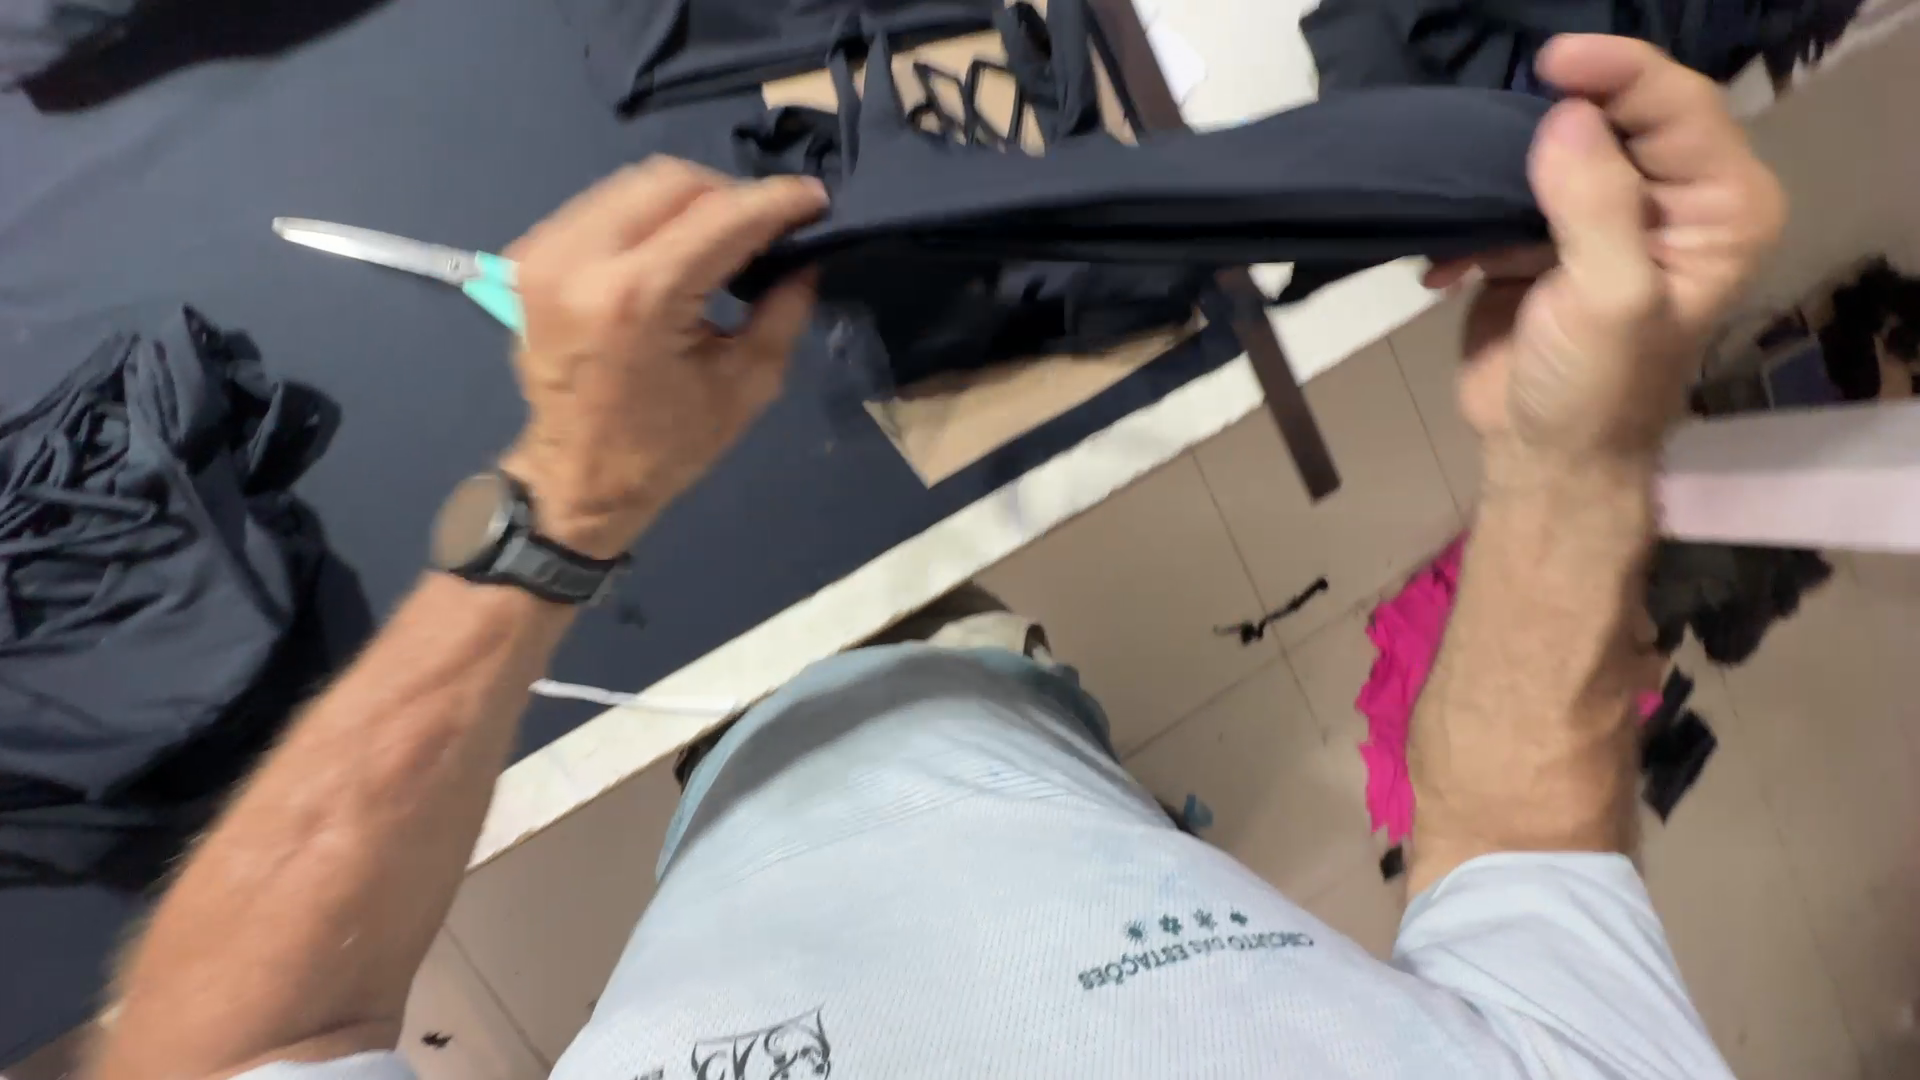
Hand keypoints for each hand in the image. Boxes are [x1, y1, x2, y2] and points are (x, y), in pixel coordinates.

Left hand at [499, 158, 827, 557]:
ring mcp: (546, 252)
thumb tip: (803, 259)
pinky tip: (678, 246)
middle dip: (733, 194)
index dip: (776, 201)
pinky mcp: (531, 255)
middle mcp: (582, 259)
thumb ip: (782, 312)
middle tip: (772, 224)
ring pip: (635, 183)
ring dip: (693, 200)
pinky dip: (652, 214)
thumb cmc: (668, 447)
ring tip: (730, 234)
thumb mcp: (747, 386)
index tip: (816, 199)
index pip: (720, 218)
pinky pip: (605, 205)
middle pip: (673, 182)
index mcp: (640, 300)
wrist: (578, 477)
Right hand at [1427, 36, 1785, 476]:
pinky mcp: (1531, 258)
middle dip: (1553, 123)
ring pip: (1547, 171)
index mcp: (1714, 208)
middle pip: (1612, 131)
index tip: (1553, 61)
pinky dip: (1463, 236)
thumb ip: (1593, 205)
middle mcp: (1660, 208)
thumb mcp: (1606, 296)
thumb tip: (1561, 117)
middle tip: (1489, 122)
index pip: (1676, 113)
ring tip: (1454, 204)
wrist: (1537, 447)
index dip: (1620, 76)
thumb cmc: (1593, 384)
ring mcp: (1590, 232)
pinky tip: (1441, 270)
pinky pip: (1499, 218)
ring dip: (1493, 187)